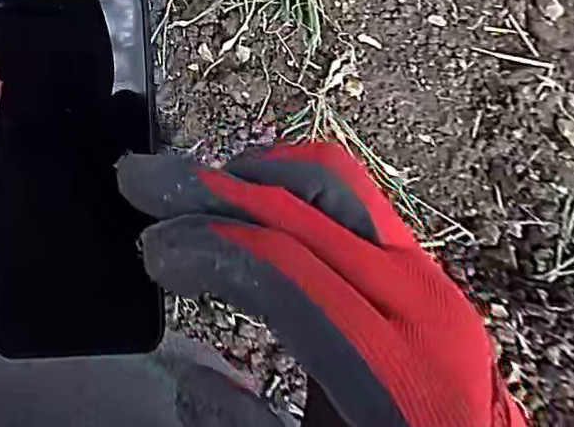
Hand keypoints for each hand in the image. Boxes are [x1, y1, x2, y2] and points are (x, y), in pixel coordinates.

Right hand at [117, 144, 524, 426]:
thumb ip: (249, 426)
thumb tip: (187, 373)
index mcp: (406, 376)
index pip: (285, 269)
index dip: (205, 247)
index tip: (153, 251)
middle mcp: (424, 305)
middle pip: (300, 202)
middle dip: (209, 184)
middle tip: (145, 183)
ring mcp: (428, 273)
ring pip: (328, 176)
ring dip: (246, 172)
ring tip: (193, 188)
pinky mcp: (420, 262)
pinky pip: (344, 193)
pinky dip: (283, 180)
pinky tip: (244, 198)